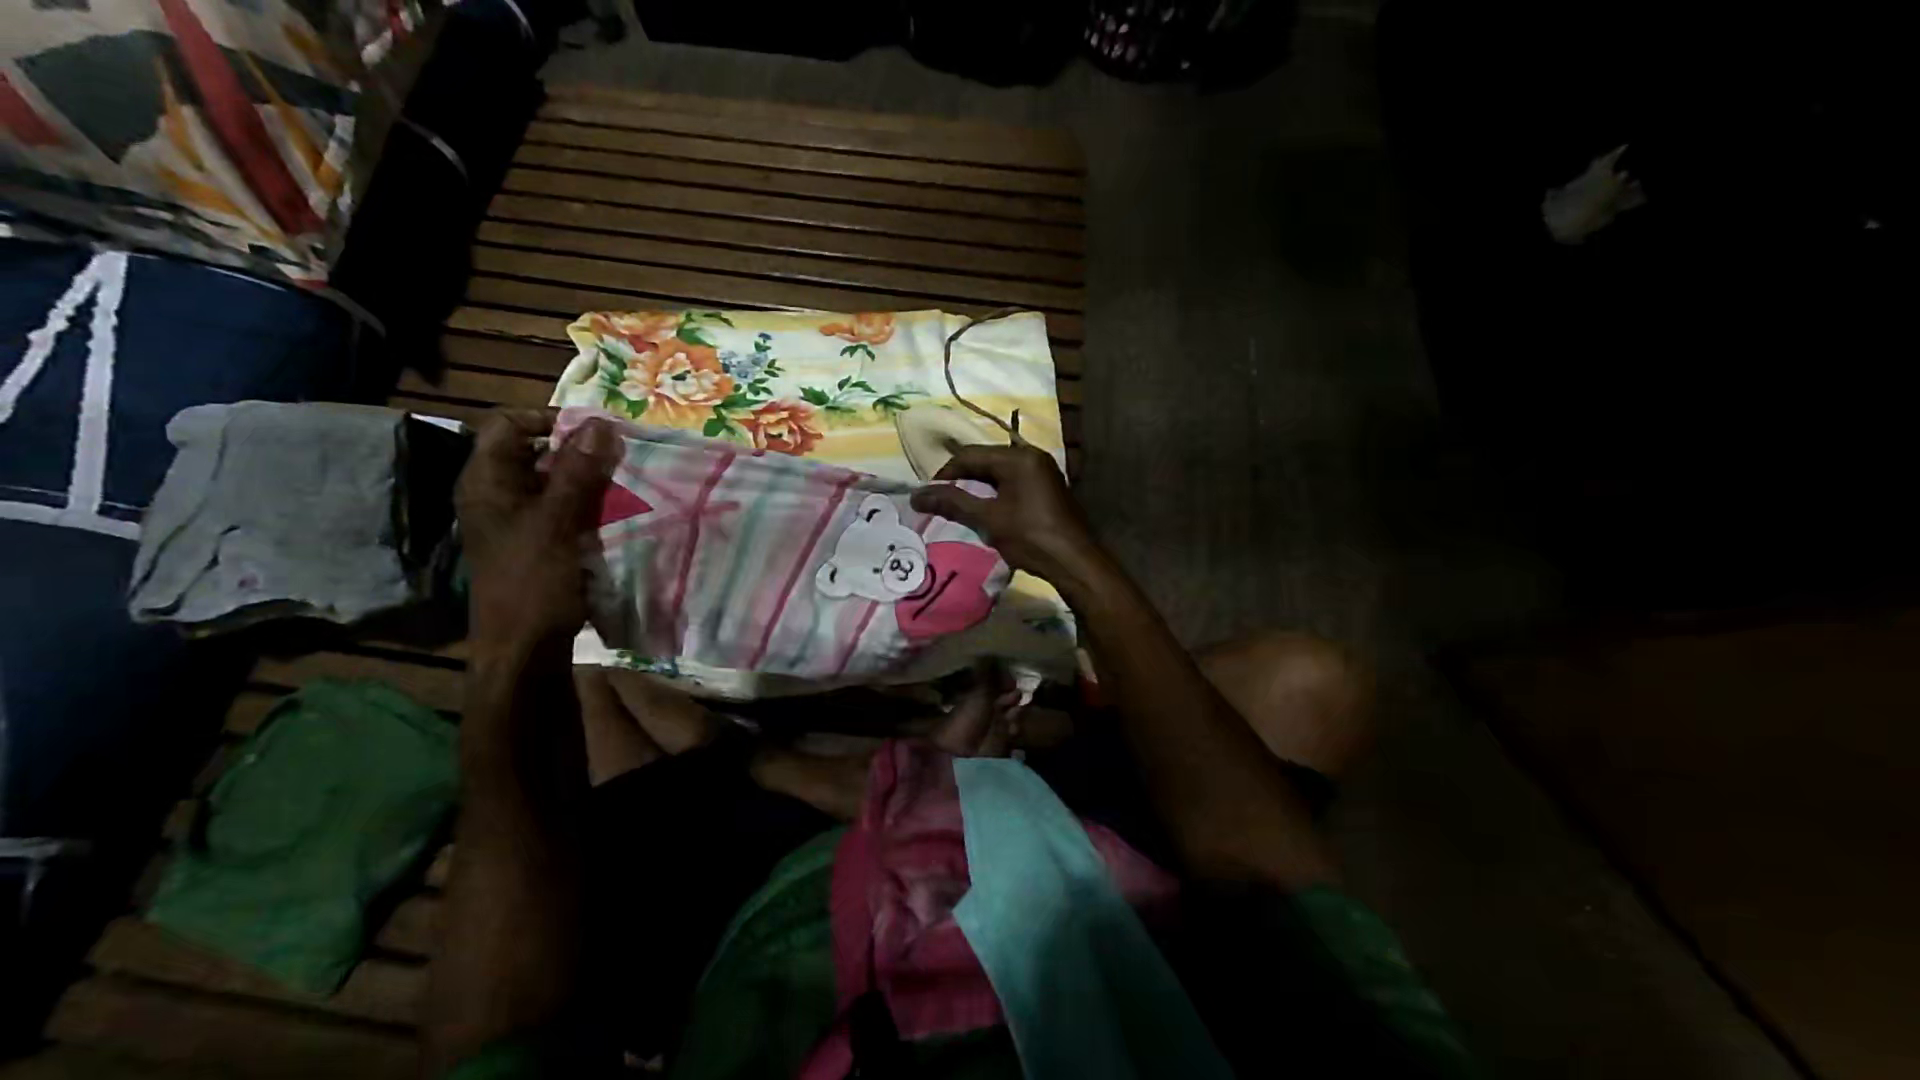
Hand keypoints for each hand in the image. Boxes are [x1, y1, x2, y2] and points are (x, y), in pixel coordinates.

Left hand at [456, 409, 619, 657]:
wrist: (524, 648)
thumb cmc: (532, 582)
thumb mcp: (557, 522)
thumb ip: (578, 472)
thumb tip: (600, 424)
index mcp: (486, 481)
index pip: (508, 424)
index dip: (547, 419)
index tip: (593, 433)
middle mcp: (498, 492)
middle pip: (535, 450)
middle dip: (579, 450)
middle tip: (619, 458)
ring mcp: (518, 517)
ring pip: (555, 479)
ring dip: (589, 478)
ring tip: (625, 483)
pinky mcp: (539, 539)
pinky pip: (565, 507)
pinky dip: (589, 503)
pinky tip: (617, 511)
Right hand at [909, 443, 1107, 589]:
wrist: (1074, 562)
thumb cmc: (1030, 537)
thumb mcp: (988, 519)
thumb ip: (953, 503)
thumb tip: (917, 495)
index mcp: (1018, 457)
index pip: (970, 455)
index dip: (946, 473)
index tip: (929, 495)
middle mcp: (1032, 456)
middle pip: (985, 461)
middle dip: (962, 480)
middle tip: (942, 501)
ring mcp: (1042, 472)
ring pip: (999, 473)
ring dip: (978, 488)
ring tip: (960, 508)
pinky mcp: (1047, 488)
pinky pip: (1013, 483)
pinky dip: (995, 494)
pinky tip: (986, 512)